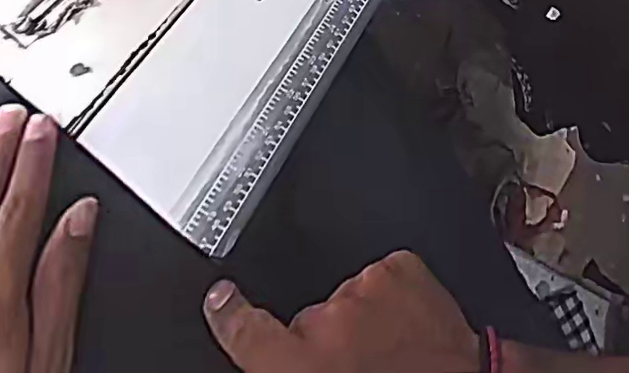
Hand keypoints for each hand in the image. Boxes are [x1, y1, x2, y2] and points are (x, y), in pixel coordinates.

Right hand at [203, 251, 477, 372]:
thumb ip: (298, 366)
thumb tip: (286, 349)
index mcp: (306, 364)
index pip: (250, 335)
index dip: (230, 314)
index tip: (220, 297)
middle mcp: (330, 320)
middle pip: (310, 320)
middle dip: (328, 340)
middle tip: (360, 364)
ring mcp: (366, 286)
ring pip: (349, 297)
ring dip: (363, 319)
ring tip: (392, 349)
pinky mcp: (399, 265)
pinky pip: (382, 278)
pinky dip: (391, 298)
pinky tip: (408, 326)